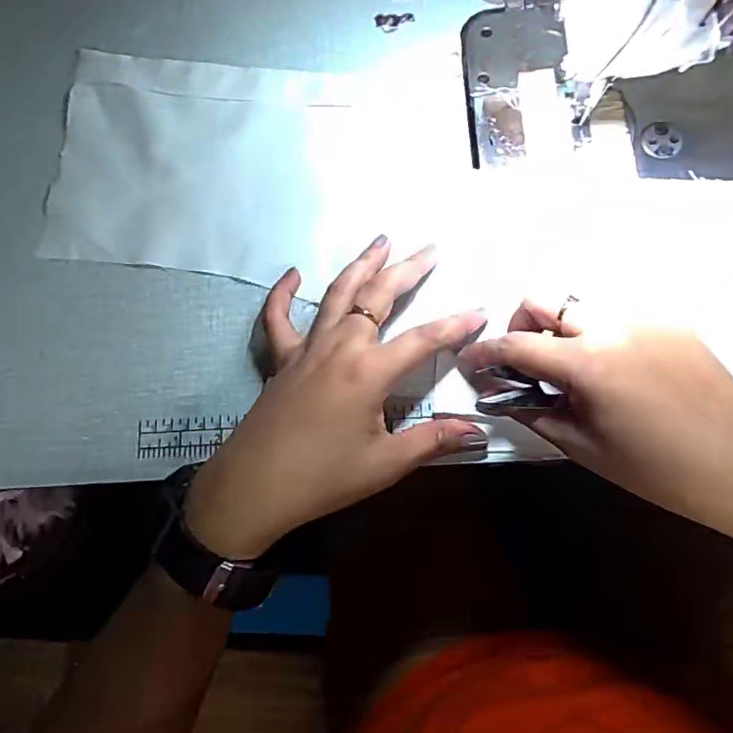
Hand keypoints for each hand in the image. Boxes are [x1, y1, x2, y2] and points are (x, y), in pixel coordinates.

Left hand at [183, 236, 488, 558]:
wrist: (252, 490)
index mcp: (368, 371)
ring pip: (336, 295)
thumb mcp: (386, 464)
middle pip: (376, 298)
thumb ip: (433, 441)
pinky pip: (279, 318)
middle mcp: (339, 348)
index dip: (455, 326)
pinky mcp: (282, 360)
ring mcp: (306, 349)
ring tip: (380, 241)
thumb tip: (478, 434)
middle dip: (406, 271)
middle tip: (429, 250)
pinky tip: (293, 273)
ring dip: (361, 266)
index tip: (480, 312)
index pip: (423, 340)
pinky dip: (283, 292)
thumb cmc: (323, 478)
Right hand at [459, 300, 732, 582]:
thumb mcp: (589, 450)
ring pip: (584, 302)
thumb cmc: (663, 472)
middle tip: (524, 362)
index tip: (472, 363)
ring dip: (562, 325)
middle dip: (522, 324)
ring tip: (571, 369)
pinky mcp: (674, 323)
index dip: (486, 353)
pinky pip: (621, 315)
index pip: (518, 343)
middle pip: (546, 298)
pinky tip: (616, 371)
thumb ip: (541, 415)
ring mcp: (648, 317)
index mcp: (588, 362)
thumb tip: (510, 396)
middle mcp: (613, 325)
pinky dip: (600, 332)